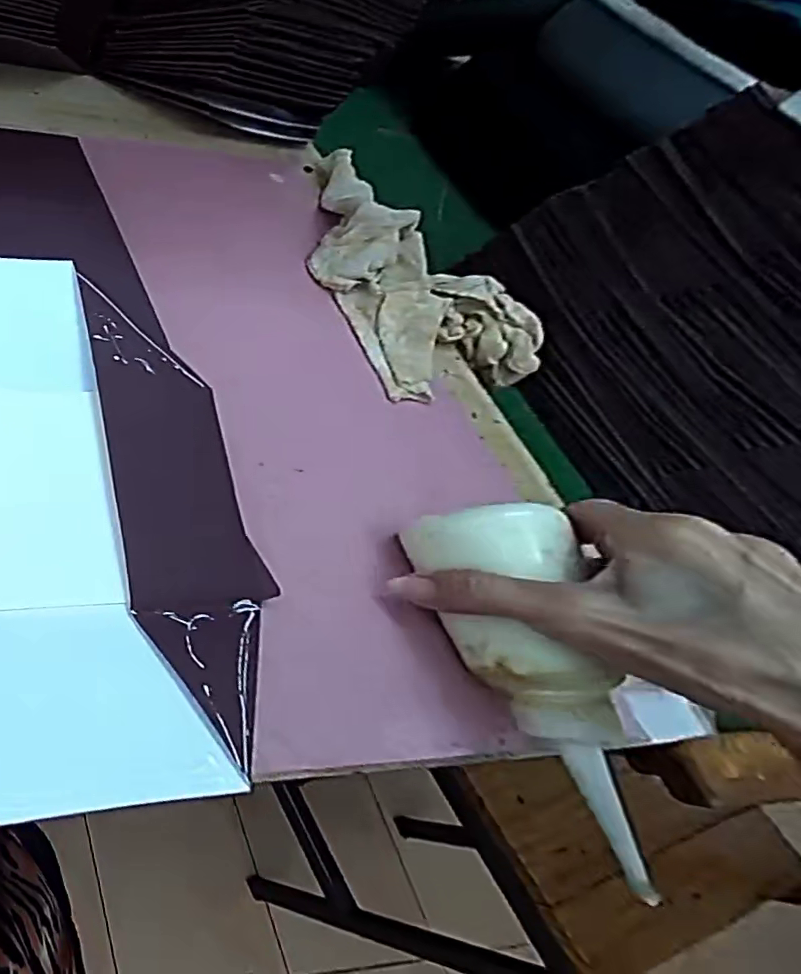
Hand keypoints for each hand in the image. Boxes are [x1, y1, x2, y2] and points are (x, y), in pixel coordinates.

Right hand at [389, 500, 800, 744]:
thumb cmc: (700, 652)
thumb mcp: (579, 624)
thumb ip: (491, 598)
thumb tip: (406, 584)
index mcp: (651, 529)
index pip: (579, 515)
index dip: (551, 542)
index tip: (541, 572)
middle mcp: (707, 531)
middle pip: (624, 538)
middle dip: (597, 566)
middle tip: (581, 606)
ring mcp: (760, 560)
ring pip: (676, 561)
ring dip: (652, 584)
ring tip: (641, 626)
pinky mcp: (793, 590)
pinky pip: (725, 582)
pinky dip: (703, 602)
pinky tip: (701, 636)